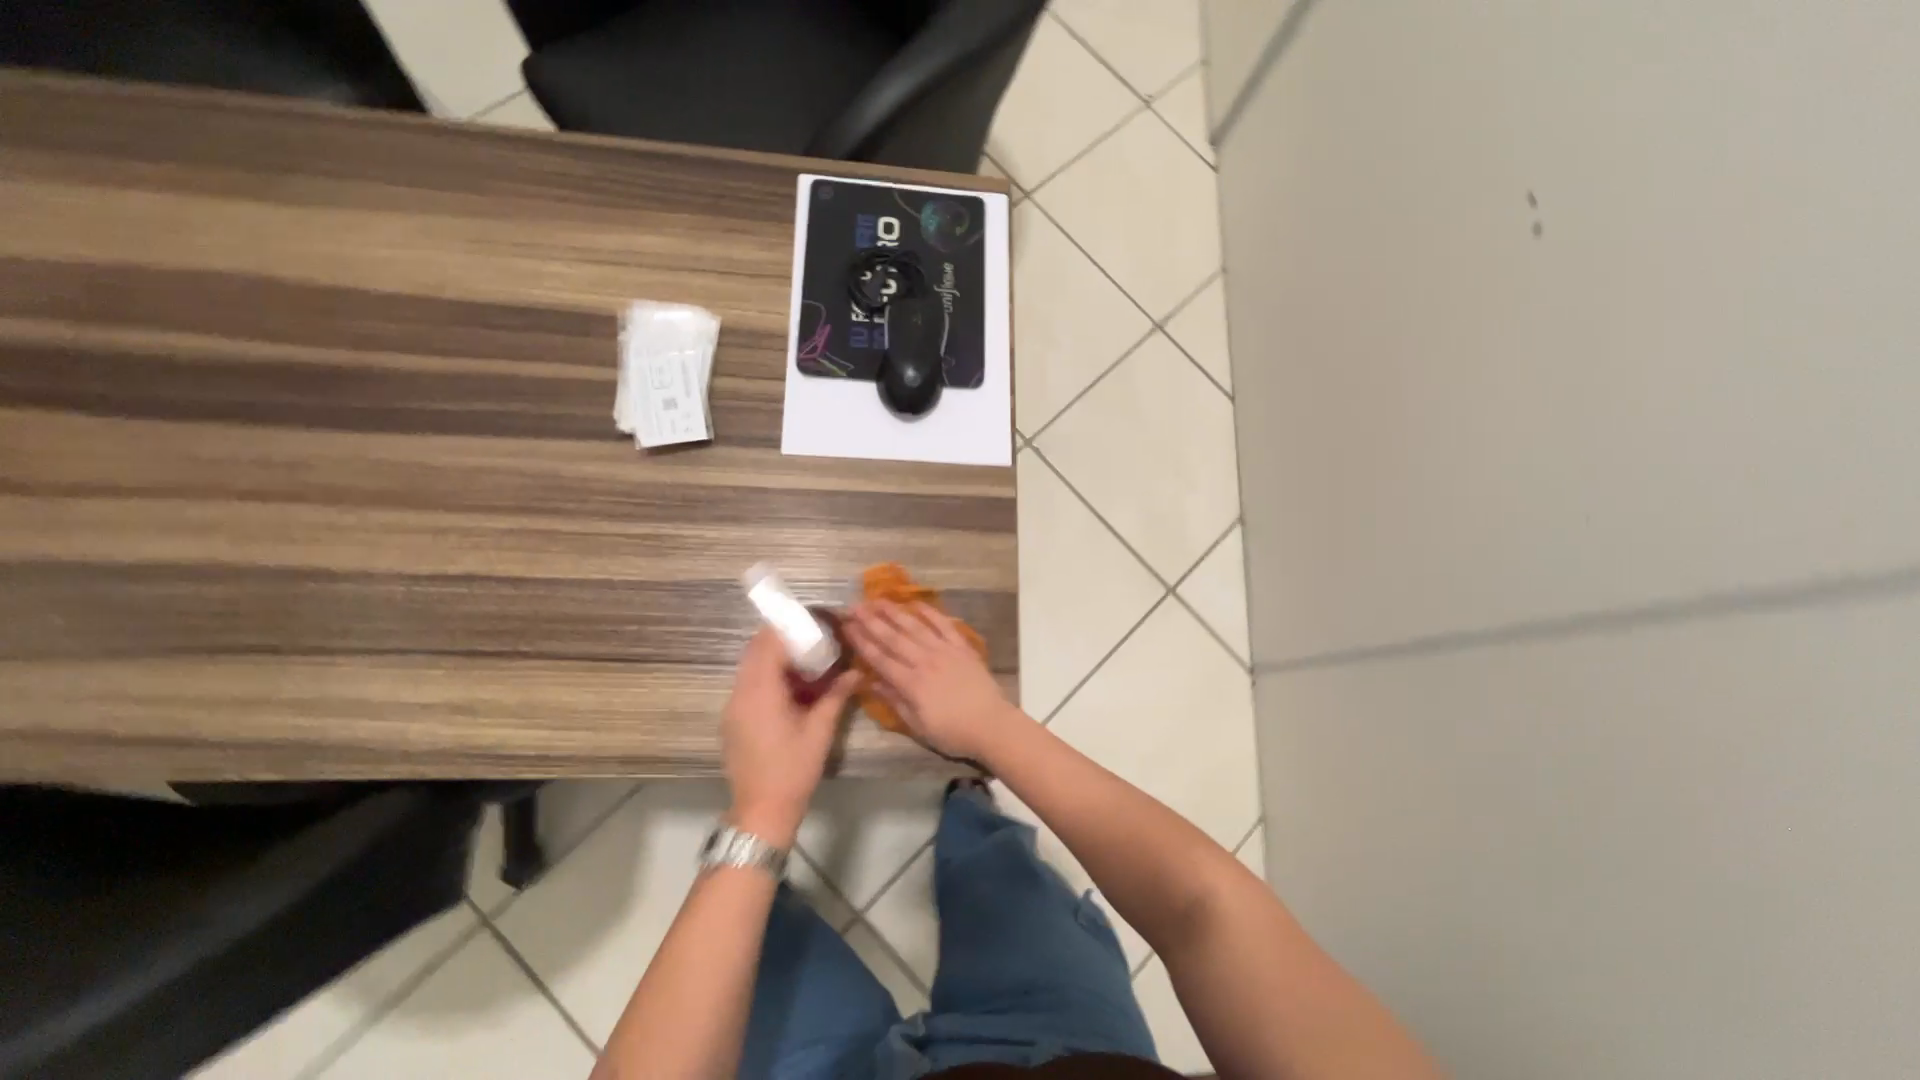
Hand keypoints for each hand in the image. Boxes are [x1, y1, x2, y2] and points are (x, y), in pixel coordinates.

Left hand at [720, 629, 858, 845]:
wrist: (761, 810)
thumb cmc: (793, 769)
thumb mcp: (820, 731)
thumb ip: (836, 695)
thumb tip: (856, 672)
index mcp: (760, 691)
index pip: (769, 642)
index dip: (791, 628)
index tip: (816, 624)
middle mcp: (740, 692)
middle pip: (755, 649)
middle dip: (782, 639)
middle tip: (813, 639)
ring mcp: (732, 706)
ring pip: (750, 666)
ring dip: (774, 658)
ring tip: (806, 662)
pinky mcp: (733, 720)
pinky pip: (748, 685)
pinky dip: (767, 677)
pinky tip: (792, 689)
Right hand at [845, 601, 1024, 759]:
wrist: (991, 725)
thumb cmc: (952, 732)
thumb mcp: (917, 725)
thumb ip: (894, 701)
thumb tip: (870, 683)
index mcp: (910, 683)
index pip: (880, 658)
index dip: (861, 642)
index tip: (846, 627)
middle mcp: (924, 661)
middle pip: (893, 637)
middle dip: (871, 621)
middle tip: (854, 606)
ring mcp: (944, 651)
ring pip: (914, 626)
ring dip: (894, 612)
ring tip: (877, 600)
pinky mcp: (962, 647)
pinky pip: (943, 624)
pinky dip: (929, 612)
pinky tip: (915, 603)